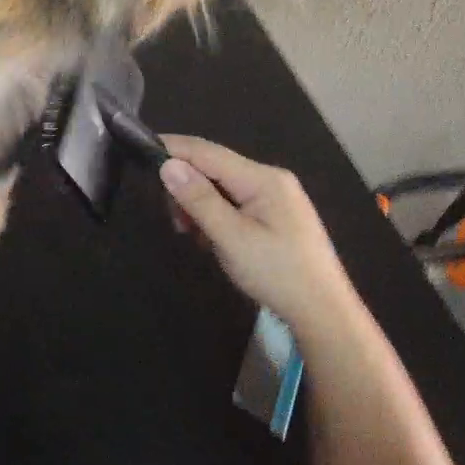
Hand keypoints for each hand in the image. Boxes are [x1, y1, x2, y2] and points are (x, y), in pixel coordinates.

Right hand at [158, 135, 354, 328]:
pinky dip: (214, 214)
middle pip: (212, 167)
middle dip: (185, 186)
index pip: (206, 151)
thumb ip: (198, 199)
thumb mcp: (232, 238)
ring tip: (192, 234)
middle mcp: (270, 179)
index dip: (171, 148)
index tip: (139, 151)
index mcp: (263, 179)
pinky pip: (232, 201)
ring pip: (220, 186)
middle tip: (172, 218)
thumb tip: (167, 164)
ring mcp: (274, 197)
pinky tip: (210, 237)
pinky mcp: (274, 215)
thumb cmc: (278, 274)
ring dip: (198, 204)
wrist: (325, 316)